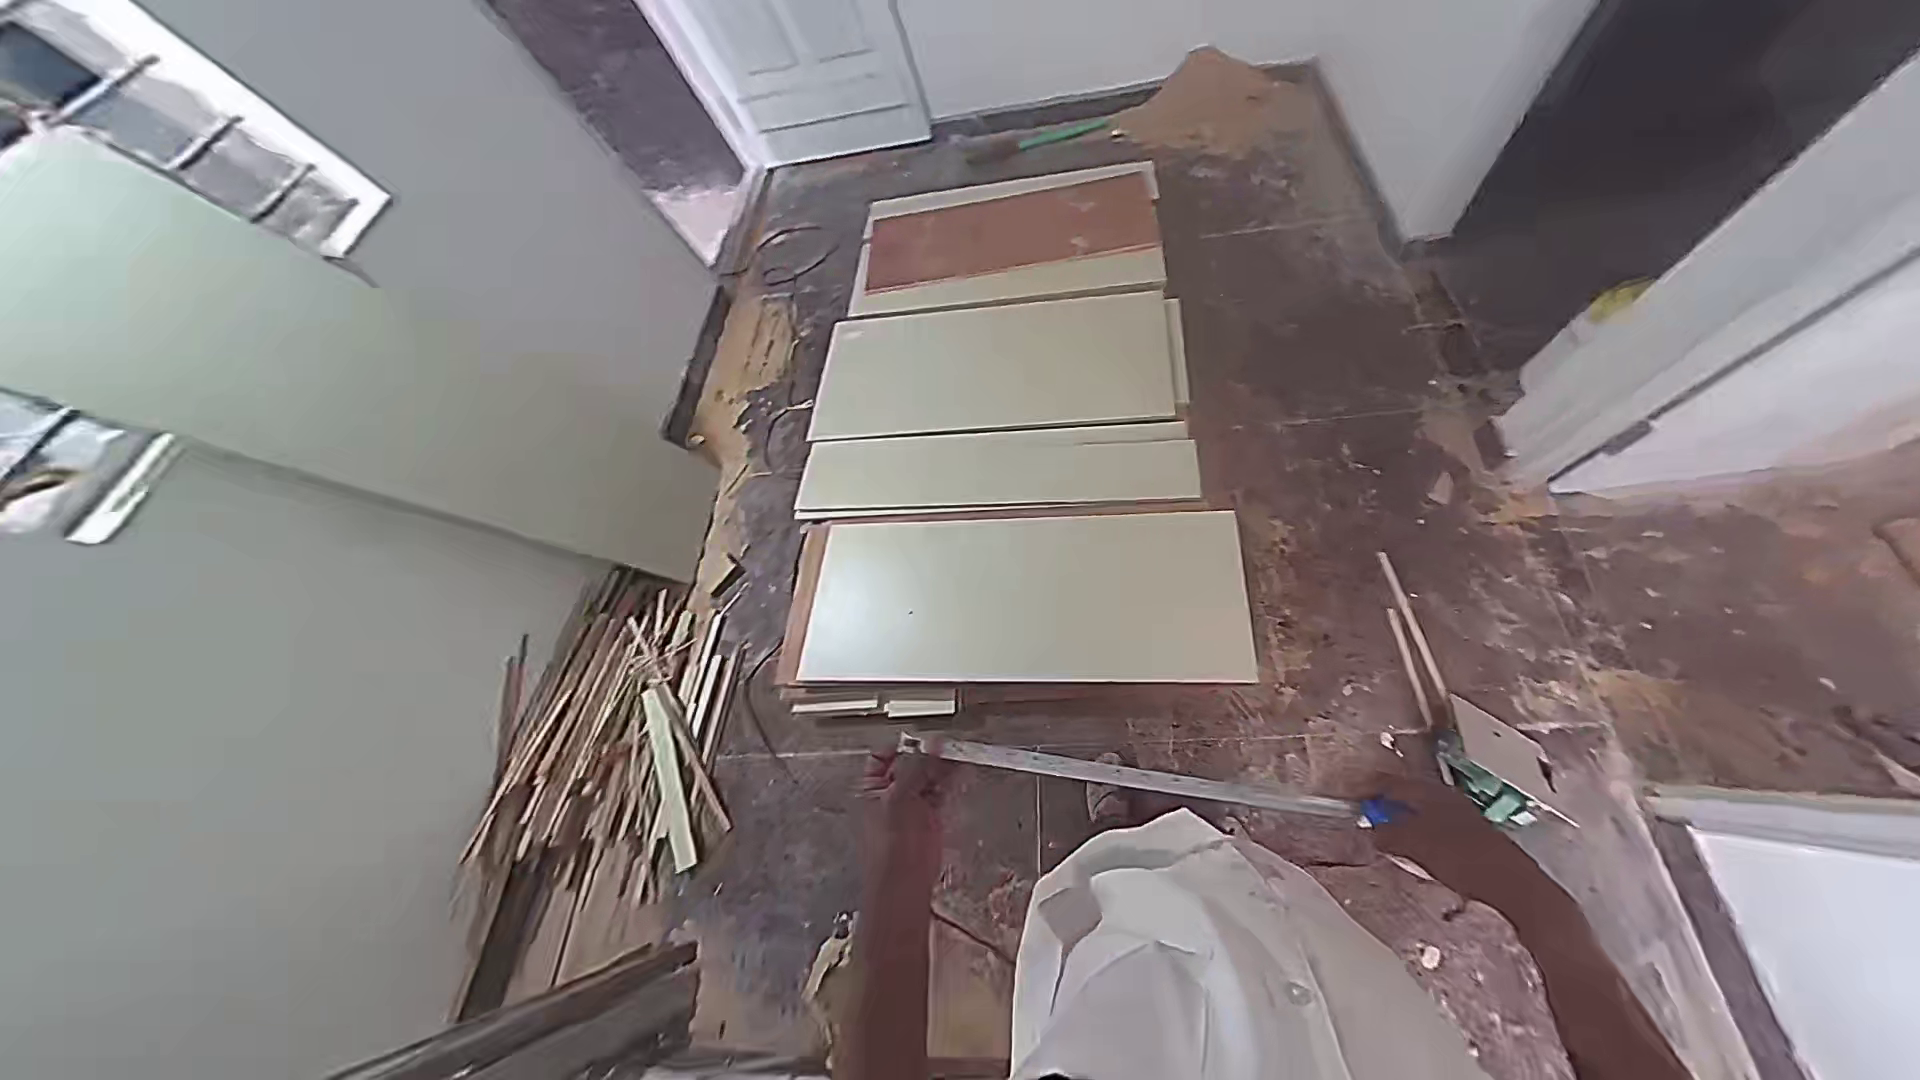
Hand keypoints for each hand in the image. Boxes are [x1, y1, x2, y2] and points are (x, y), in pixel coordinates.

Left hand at [860, 745, 953, 884]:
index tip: (918, 739)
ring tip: (955, 753)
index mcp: (870, 788)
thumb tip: (929, 747)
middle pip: (909, 765)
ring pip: (927, 776)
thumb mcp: (899, 797)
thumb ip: (917, 769)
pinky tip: (959, 770)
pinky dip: (950, 780)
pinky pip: (940, 791)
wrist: (904, 881)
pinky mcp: (929, 815)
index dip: (900, 746)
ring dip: (941, 765)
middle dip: (925, 754)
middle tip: (943, 745)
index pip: (882, 756)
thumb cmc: (888, 847)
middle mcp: (889, 794)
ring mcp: (910, 805)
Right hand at [1366, 773, 1570, 917]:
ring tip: (1389, 838)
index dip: (1366, 788)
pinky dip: (1423, 837)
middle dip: (1387, 805)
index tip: (1348, 797)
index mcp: (1432, 793)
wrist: (1522, 895)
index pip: (1390, 782)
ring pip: (1426, 814)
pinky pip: (1440, 831)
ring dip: (1405, 822)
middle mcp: (1450, 800)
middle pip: (1409, 796)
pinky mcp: (1479, 843)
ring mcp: (1467, 821)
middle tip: (1367, 817)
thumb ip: (1387, 834)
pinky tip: (1420, 854)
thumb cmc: (1463, 861)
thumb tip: (1369, 831)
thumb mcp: (1414, 845)